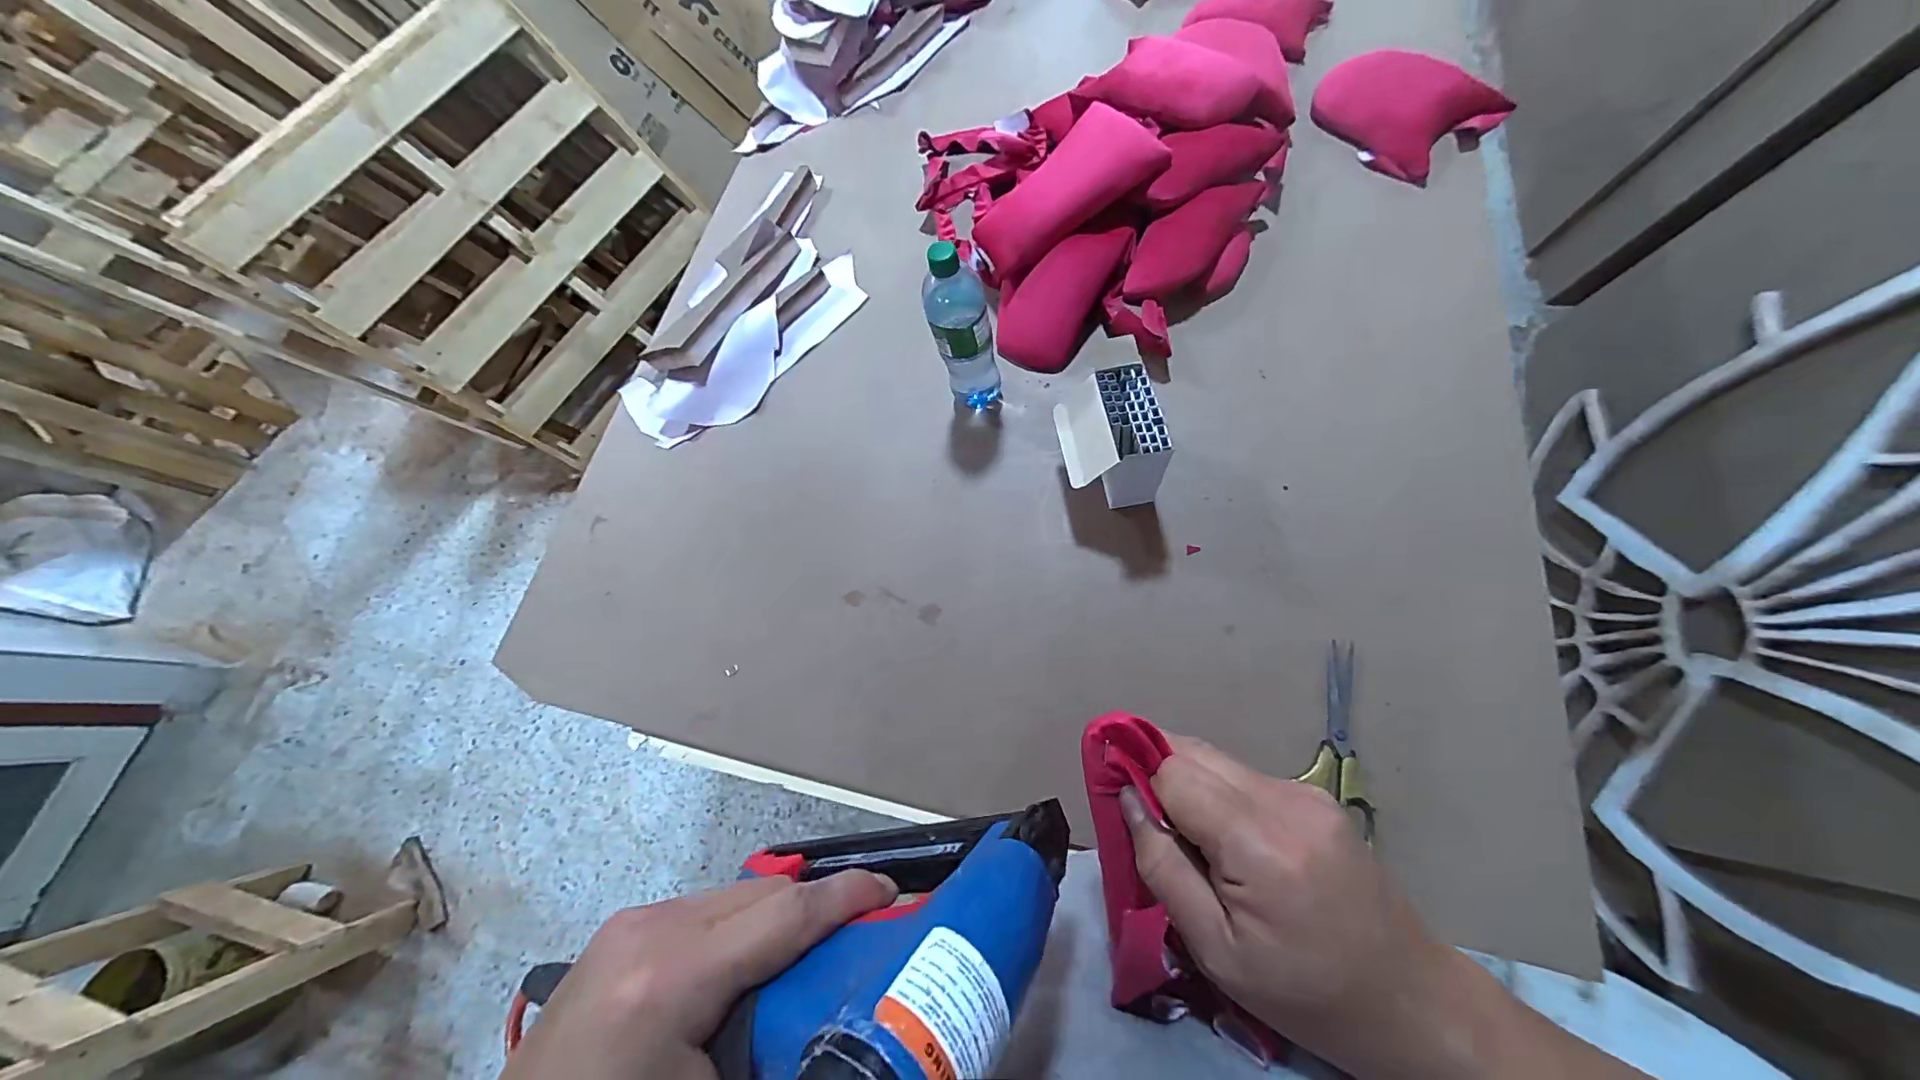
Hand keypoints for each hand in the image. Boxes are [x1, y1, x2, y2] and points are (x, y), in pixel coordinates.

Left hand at [500, 871, 897, 1079]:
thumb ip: (779, 1047)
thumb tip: (839, 1027)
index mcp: (672, 976)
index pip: (784, 913)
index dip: (846, 896)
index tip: (891, 892)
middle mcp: (651, 930)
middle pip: (764, 893)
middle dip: (820, 904)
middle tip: (864, 927)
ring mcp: (631, 924)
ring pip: (735, 896)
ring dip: (781, 914)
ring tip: (815, 946)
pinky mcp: (620, 932)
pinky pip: (704, 912)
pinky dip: (742, 925)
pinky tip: (753, 960)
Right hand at [1121, 734, 1643, 1079]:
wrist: (1410, 1002)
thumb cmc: (1304, 991)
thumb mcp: (1215, 950)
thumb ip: (1163, 866)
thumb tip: (1127, 801)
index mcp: (1261, 843)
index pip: (1173, 771)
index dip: (1136, 778)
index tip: (1117, 806)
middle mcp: (1286, 800)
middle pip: (1193, 753)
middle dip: (1156, 773)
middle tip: (1141, 819)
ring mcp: (1307, 793)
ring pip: (1218, 762)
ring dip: (1187, 784)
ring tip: (1184, 837)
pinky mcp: (1317, 797)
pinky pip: (1245, 778)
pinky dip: (1218, 794)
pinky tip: (1224, 838)